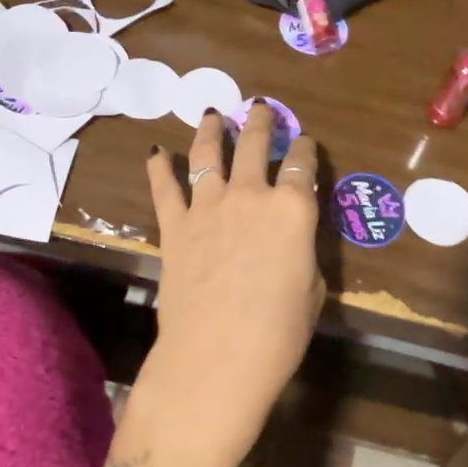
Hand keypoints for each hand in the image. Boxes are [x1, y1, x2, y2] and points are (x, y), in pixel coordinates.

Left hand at [140, 104, 324, 466]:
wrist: (215, 358)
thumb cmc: (279, 333)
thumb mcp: (312, 289)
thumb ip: (301, 251)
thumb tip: (291, 238)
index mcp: (293, 209)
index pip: (303, 164)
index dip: (305, 149)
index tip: (305, 142)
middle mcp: (251, 195)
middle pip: (254, 145)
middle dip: (260, 122)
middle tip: (261, 108)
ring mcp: (208, 208)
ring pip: (207, 155)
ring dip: (211, 130)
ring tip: (213, 114)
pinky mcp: (175, 228)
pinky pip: (165, 189)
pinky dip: (158, 168)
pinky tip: (155, 152)